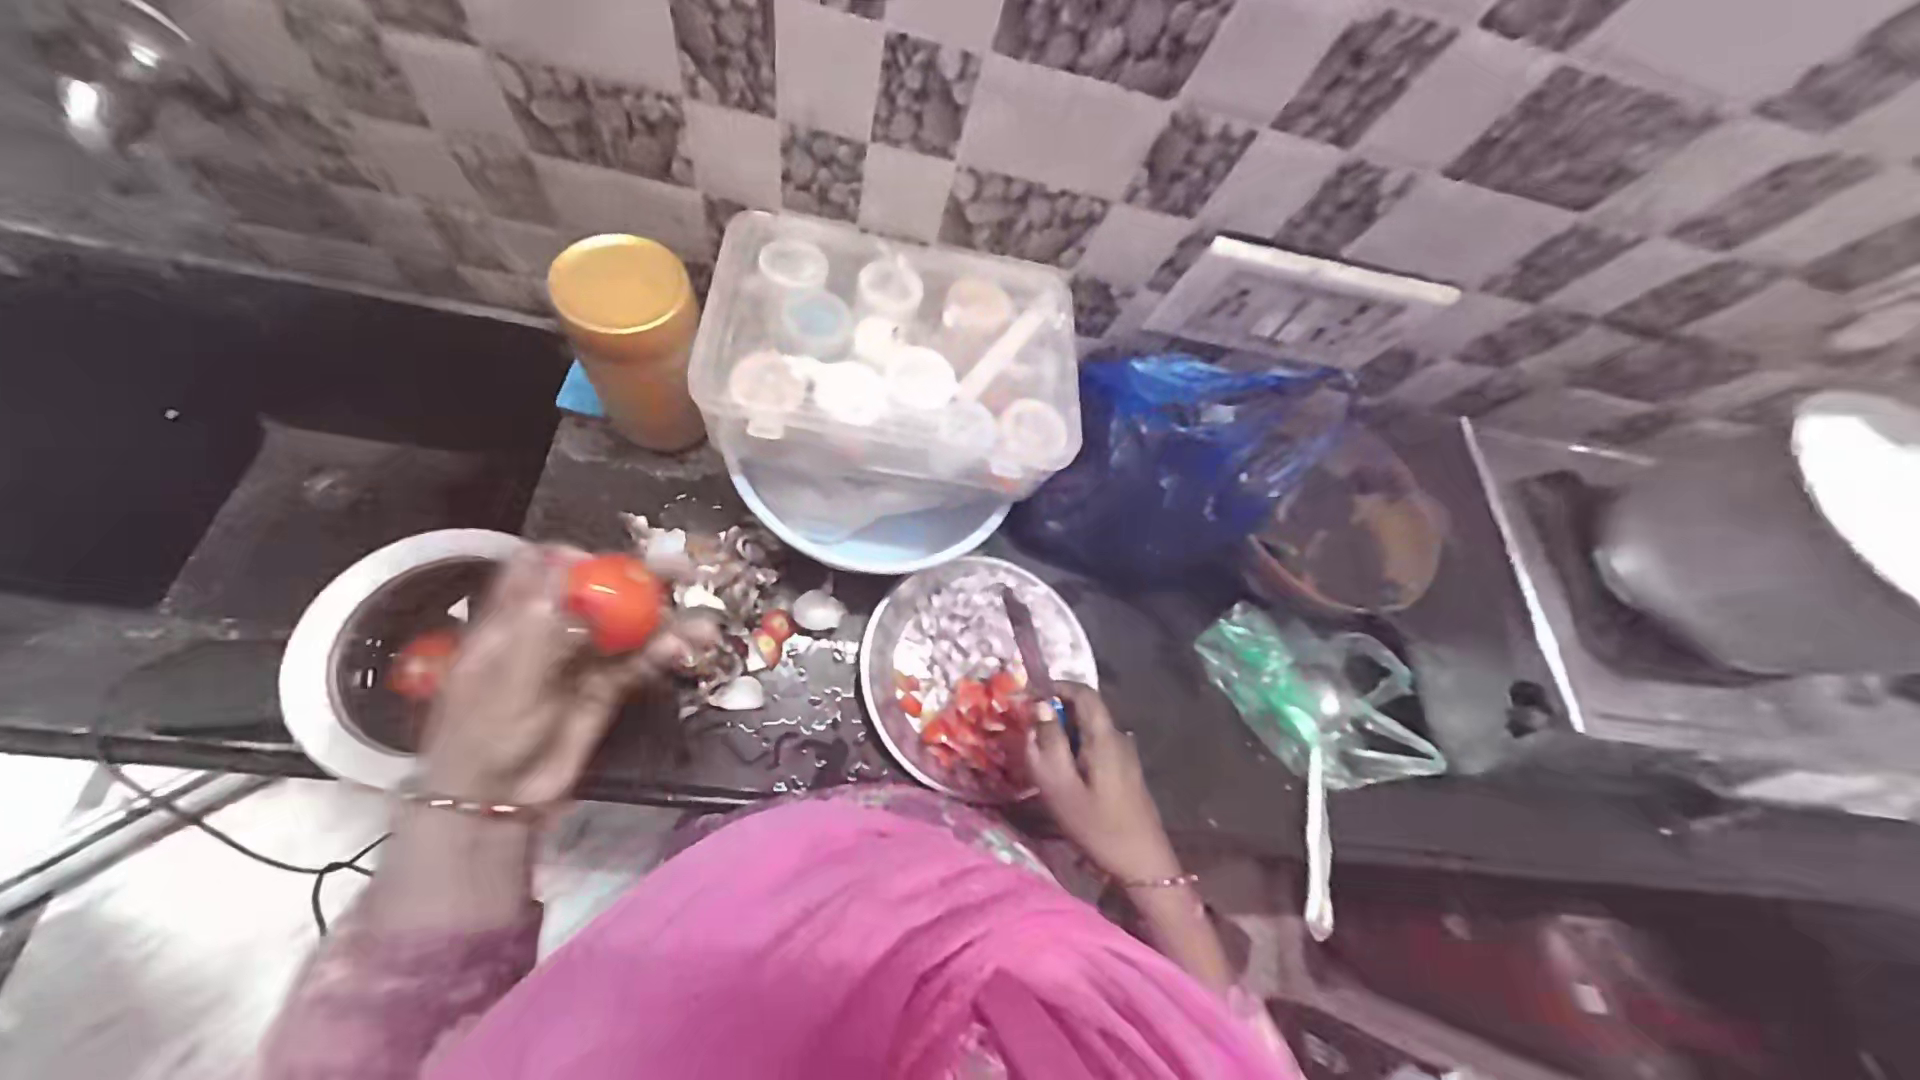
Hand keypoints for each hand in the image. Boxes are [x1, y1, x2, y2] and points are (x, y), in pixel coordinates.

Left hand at [417, 545, 713, 805]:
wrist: (496, 804)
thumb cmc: (483, 736)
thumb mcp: (507, 678)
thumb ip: (544, 624)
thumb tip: (571, 565)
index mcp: (514, 621)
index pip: (541, 569)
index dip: (574, 559)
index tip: (605, 563)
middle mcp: (552, 633)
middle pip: (599, 592)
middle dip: (641, 580)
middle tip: (682, 572)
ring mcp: (581, 661)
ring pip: (628, 628)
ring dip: (666, 622)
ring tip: (702, 626)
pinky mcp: (604, 689)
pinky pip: (637, 663)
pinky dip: (661, 654)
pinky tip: (681, 651)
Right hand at [1025, 682, 1182, 884]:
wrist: (1143, 865)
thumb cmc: (1097, 825)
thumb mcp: (1060, 785)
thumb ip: (1047, 742)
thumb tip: (1040, 706)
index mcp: (1104, 736)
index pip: (1083, 691)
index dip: (1056, 686)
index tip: (1029, 697)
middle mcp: (1119, 737)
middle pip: (1085, 709)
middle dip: (1056, 712)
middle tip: (1029, 732)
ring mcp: (1126, 755)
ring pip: (1089, 729)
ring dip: (1064, 732)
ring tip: (1042, 755)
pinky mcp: (1126, 771)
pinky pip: (1096, 745)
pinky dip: (1076, 747)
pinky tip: (1064, 773)